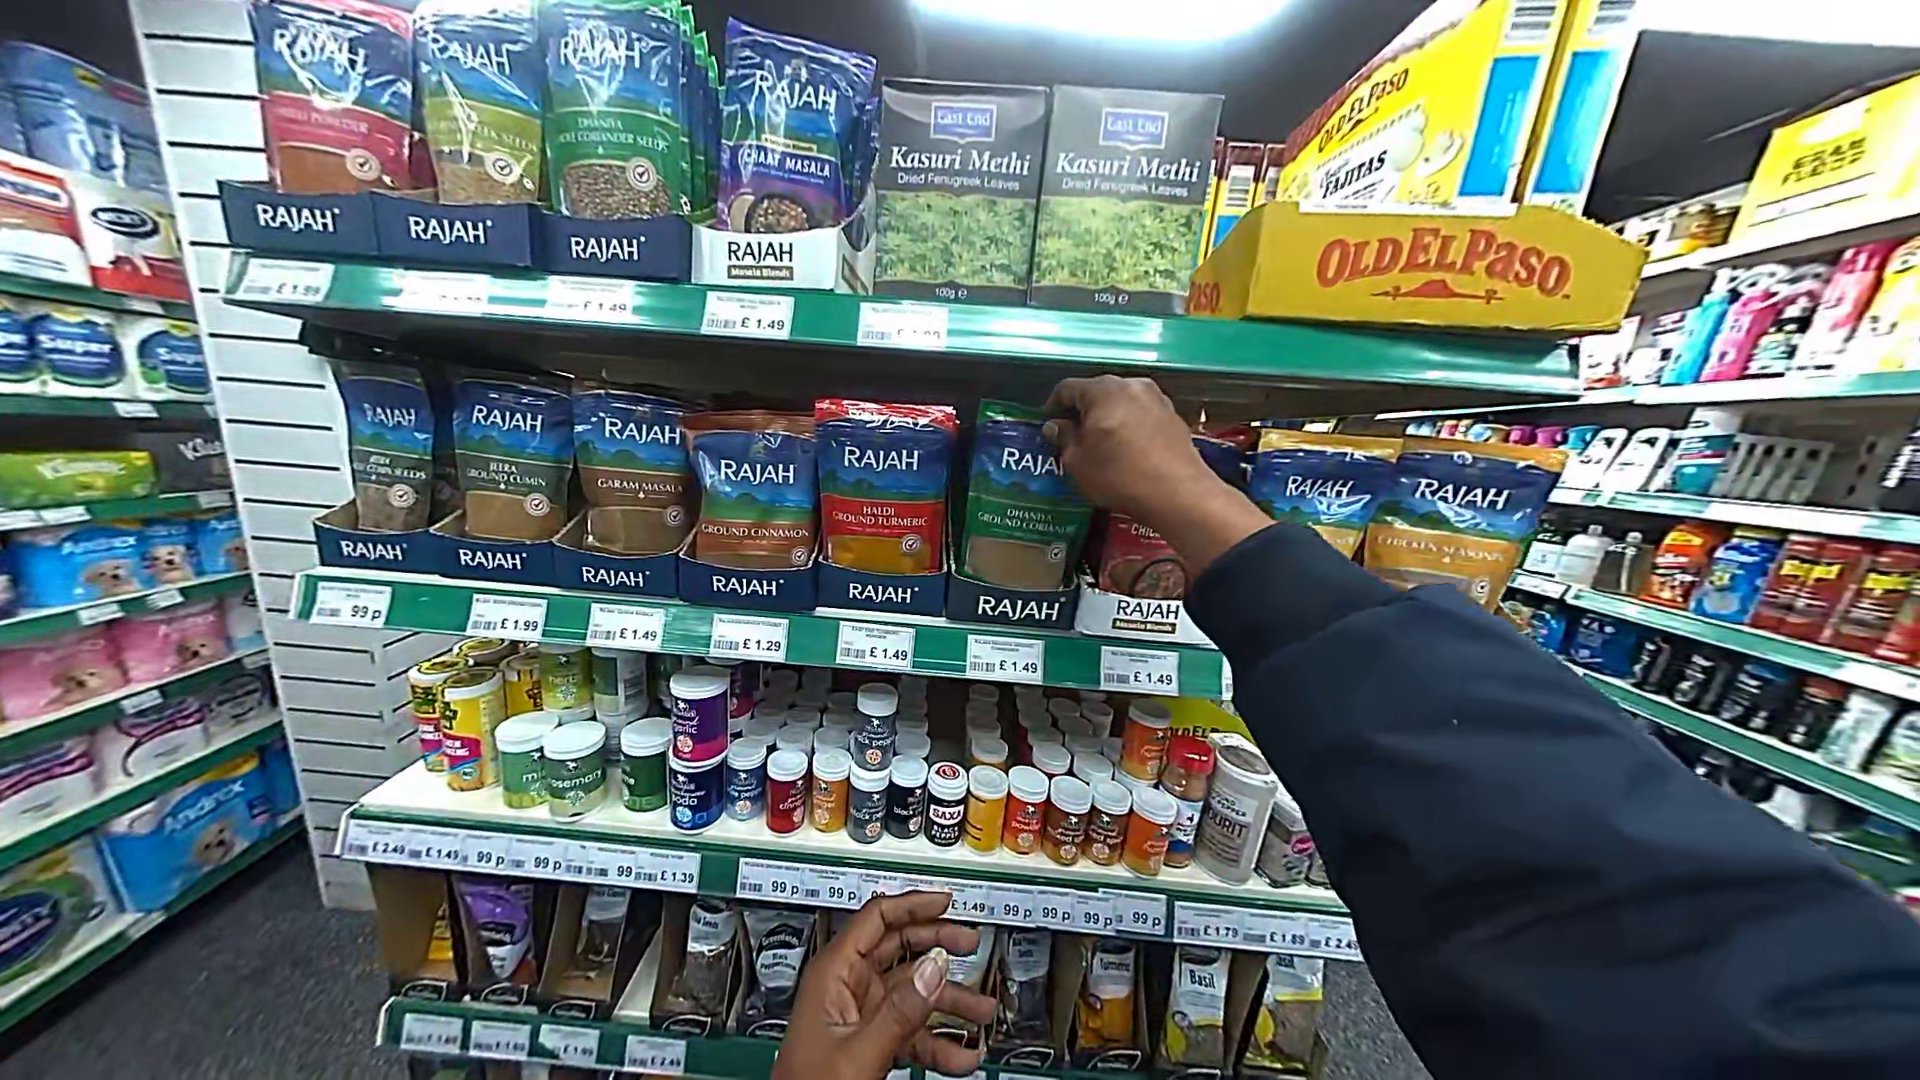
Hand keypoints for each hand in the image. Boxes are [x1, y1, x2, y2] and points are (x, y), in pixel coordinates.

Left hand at [772, 892, 995, 1079]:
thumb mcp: (857, 1050)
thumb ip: (898, 1010)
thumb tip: (935, 965)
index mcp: (833, 972)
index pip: (877, 918)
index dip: (913, 905)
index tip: (945, 902)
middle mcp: (848, 986)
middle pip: (901, 949)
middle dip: (939, 945)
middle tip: (969, 943)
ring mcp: (860, 1015)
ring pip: (913, 993)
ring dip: (949, 1002)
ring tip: (980, 1008)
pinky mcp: (870, 1043)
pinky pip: (911, 1031)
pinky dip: (937, 1041)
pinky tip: (961, 1054)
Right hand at [1043, 375, 1230, 524]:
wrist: (1176, 493)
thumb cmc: (1119, 475)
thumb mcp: (1078, 462)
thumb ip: (1064, 438)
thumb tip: (1055, 426)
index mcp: (1102, 390)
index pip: (1067, 388)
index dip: (1053, 405)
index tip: (1049, 423)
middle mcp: (1131, 385)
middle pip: (1097, 391)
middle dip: (1083, 410)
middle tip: (1073, 434)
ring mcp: (1157, 398)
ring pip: (1122, 401)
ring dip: (1108, 416)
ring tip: (1101, 442)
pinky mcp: (1174, 415)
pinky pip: (1142, 413)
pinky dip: (1129, 424)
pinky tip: (1127, 447)